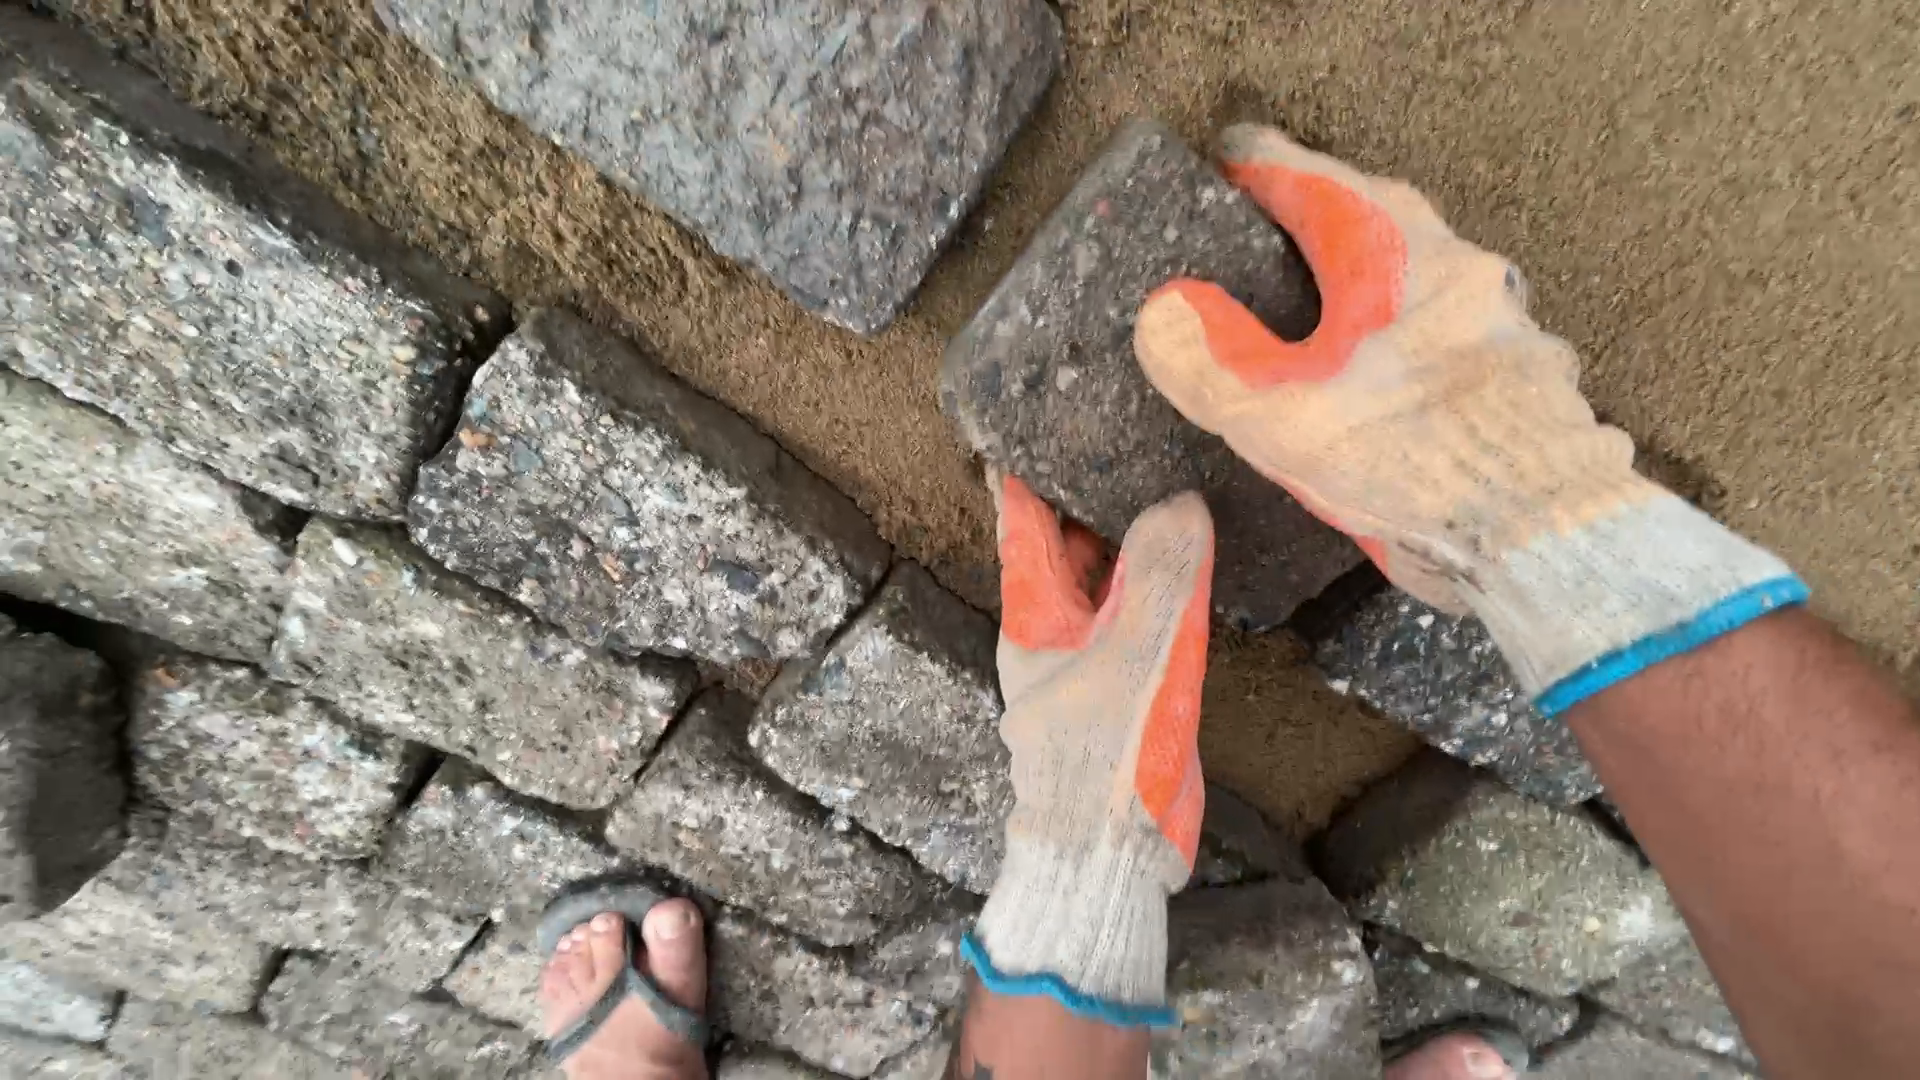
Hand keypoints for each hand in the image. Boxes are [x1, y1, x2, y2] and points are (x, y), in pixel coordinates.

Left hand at [965, 474, 1212, 1025]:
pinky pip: (1131, 614)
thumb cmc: (1105, 757)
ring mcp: (1085, 657)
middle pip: (1062, 548)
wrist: (1110, 851)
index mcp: (1034, 617)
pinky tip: (1182, 560)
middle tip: (1117, 442)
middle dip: (1083, 499)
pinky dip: (1150, 583)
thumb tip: (1177, 502)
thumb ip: (1158, 580)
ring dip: (1121, 539)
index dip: (1026, 476)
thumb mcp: (1137, 659)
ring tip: (1155, 484)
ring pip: (1100, 580)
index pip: (1023, 527)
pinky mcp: (1119, 682)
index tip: (1031, 424)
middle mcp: (1052, 630)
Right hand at [1134, 125, 1800, 711]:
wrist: (1534, 538)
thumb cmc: (1410, 464)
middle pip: (1373, 219)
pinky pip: (1434, 328)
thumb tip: (1165, 310)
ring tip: (1311, 297)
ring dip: (1359, 277)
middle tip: (1265, 223)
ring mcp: (1493, 322)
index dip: (1266, 167)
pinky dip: (1392, 333)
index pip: (1319, 186)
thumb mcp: (1280, 418)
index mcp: (1399, 261)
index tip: (1230, 154)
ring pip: (1410, 276)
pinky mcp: (1508, 374)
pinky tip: (1371, 368)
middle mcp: (1458, 272)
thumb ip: (1210, 361)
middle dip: (1317, 215)